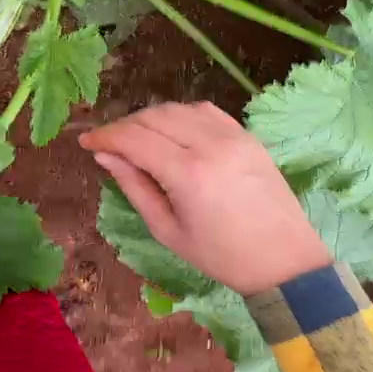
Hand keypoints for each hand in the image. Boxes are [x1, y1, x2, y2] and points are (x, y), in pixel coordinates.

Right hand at [81, 102, 331, 295]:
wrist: (286, 263)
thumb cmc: (221, 256)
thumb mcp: (167, 229)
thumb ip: (133, 186)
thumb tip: (104, 155)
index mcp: (188, 174)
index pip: (133, 139)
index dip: (104, 136)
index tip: (86, 142)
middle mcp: (210, 145)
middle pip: (152, 117)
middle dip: (124, 126)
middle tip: (109, 144)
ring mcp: (232, 136)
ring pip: (176, 108)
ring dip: (149, 118)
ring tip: (138, 139)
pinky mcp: (247, 136)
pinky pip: (204, 110)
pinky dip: (180, 114)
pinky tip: (172, 132)